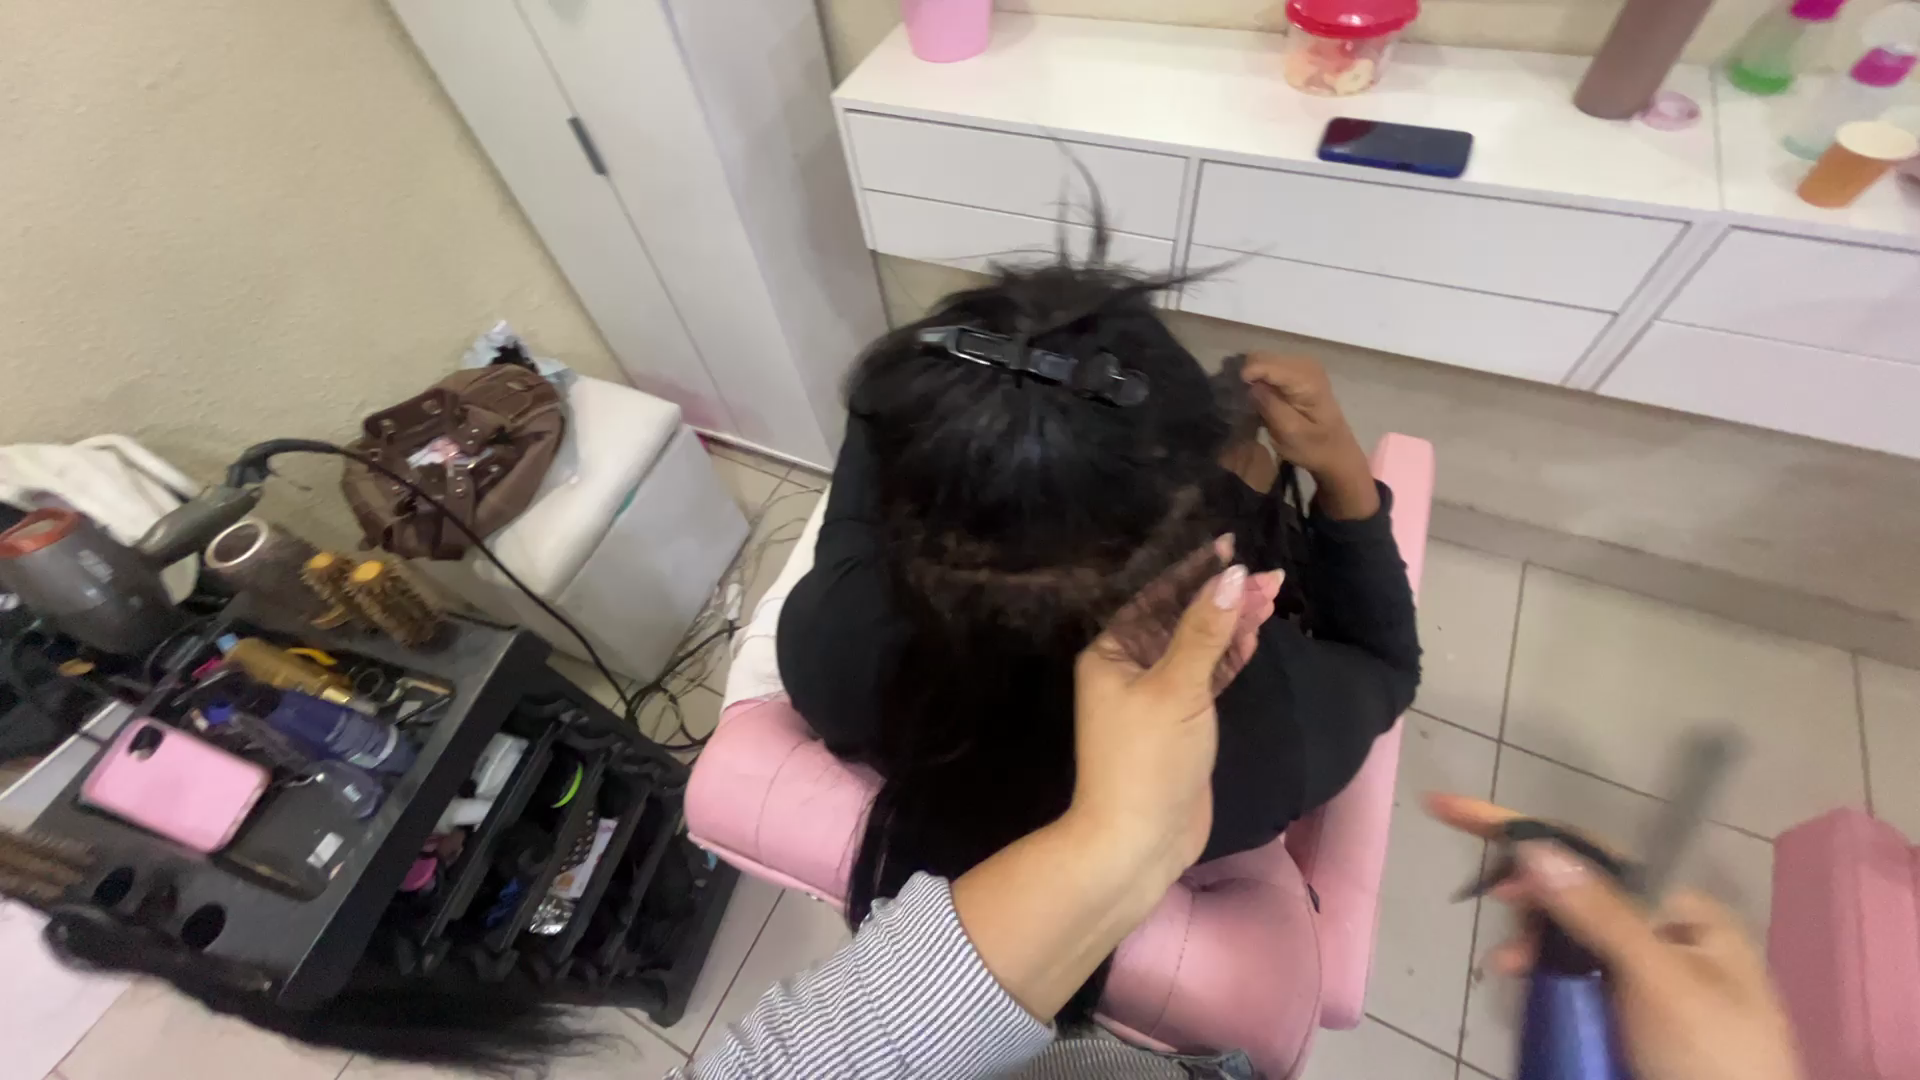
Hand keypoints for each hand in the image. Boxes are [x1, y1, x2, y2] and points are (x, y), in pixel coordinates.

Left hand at [1071, 543, 1277, 873]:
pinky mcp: (1180, 719)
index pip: (1156, 598)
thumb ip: (1204, 632)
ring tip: (1272, 595)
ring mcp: (1155, 694)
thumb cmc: (1146, 758)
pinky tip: (1253, 634)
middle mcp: (1128, 667)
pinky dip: (1228, 657)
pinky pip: (1206, 677)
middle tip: (1270, 577)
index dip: (1194, 571)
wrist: (1137, 840)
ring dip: (1231, 624)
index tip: (1230, 545)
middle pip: (1181, 620)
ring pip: (1198, 648)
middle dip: (1222, 598)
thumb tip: (1229, 576)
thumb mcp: (1176, 688)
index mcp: (1110, 652)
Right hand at [1239, 353, 1377, 518]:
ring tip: (1246, 401)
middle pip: (1261, 357)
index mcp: (1306, 380)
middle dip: (1246, 377)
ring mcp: (1303, 366)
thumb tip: (1249, 386)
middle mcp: (1305, 365)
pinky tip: (1258, 397)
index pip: (1266, 365)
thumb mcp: (1289, 433)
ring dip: (1251, 378)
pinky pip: (1269, 366)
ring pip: (1262, 360)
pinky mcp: (1298, 372)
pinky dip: (1259, 379)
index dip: (1246, 377)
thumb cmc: (1314, 447)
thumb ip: (1270, 406)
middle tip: (1239, 402)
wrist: (1336, 452)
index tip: (1236, 399)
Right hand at [1427, 796, 1803, 1079]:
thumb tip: (1533, 846)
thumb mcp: (1658, 984)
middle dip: (1521, 889)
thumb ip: (1600, 914)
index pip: (1585, 848)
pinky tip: (1516, 971)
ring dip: (1525, 932)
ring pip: (1559, 919)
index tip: (1447, 808)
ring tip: (1510, 964)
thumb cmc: (1710, 1062)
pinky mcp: (1619, 993)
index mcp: (1681, 909)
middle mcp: (1660, 924)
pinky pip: (1562, 955)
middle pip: (1566, 879)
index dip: (1516, 825)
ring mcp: (1639, 960)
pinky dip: (1532, 958)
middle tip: (1485, 900)